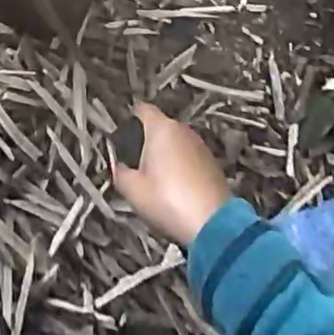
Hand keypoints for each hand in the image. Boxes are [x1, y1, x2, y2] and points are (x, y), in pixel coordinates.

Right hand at [112, 103, 231, 246]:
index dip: (130, 120)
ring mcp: (201, 145)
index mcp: (161, 127)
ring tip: (159, 183)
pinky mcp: (214, 163)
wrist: (214, 225)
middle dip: (148, 142)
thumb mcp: (132, 190)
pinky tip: (179, 191)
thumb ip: (119, 172)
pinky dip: (183, 168)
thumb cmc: (167, 200)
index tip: (124, 141)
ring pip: (176, 143)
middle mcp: (182, 129)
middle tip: (138, 168)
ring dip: (167, 156)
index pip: (142, 109)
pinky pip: (190, 158)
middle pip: (160, 127)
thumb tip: (121, 166)